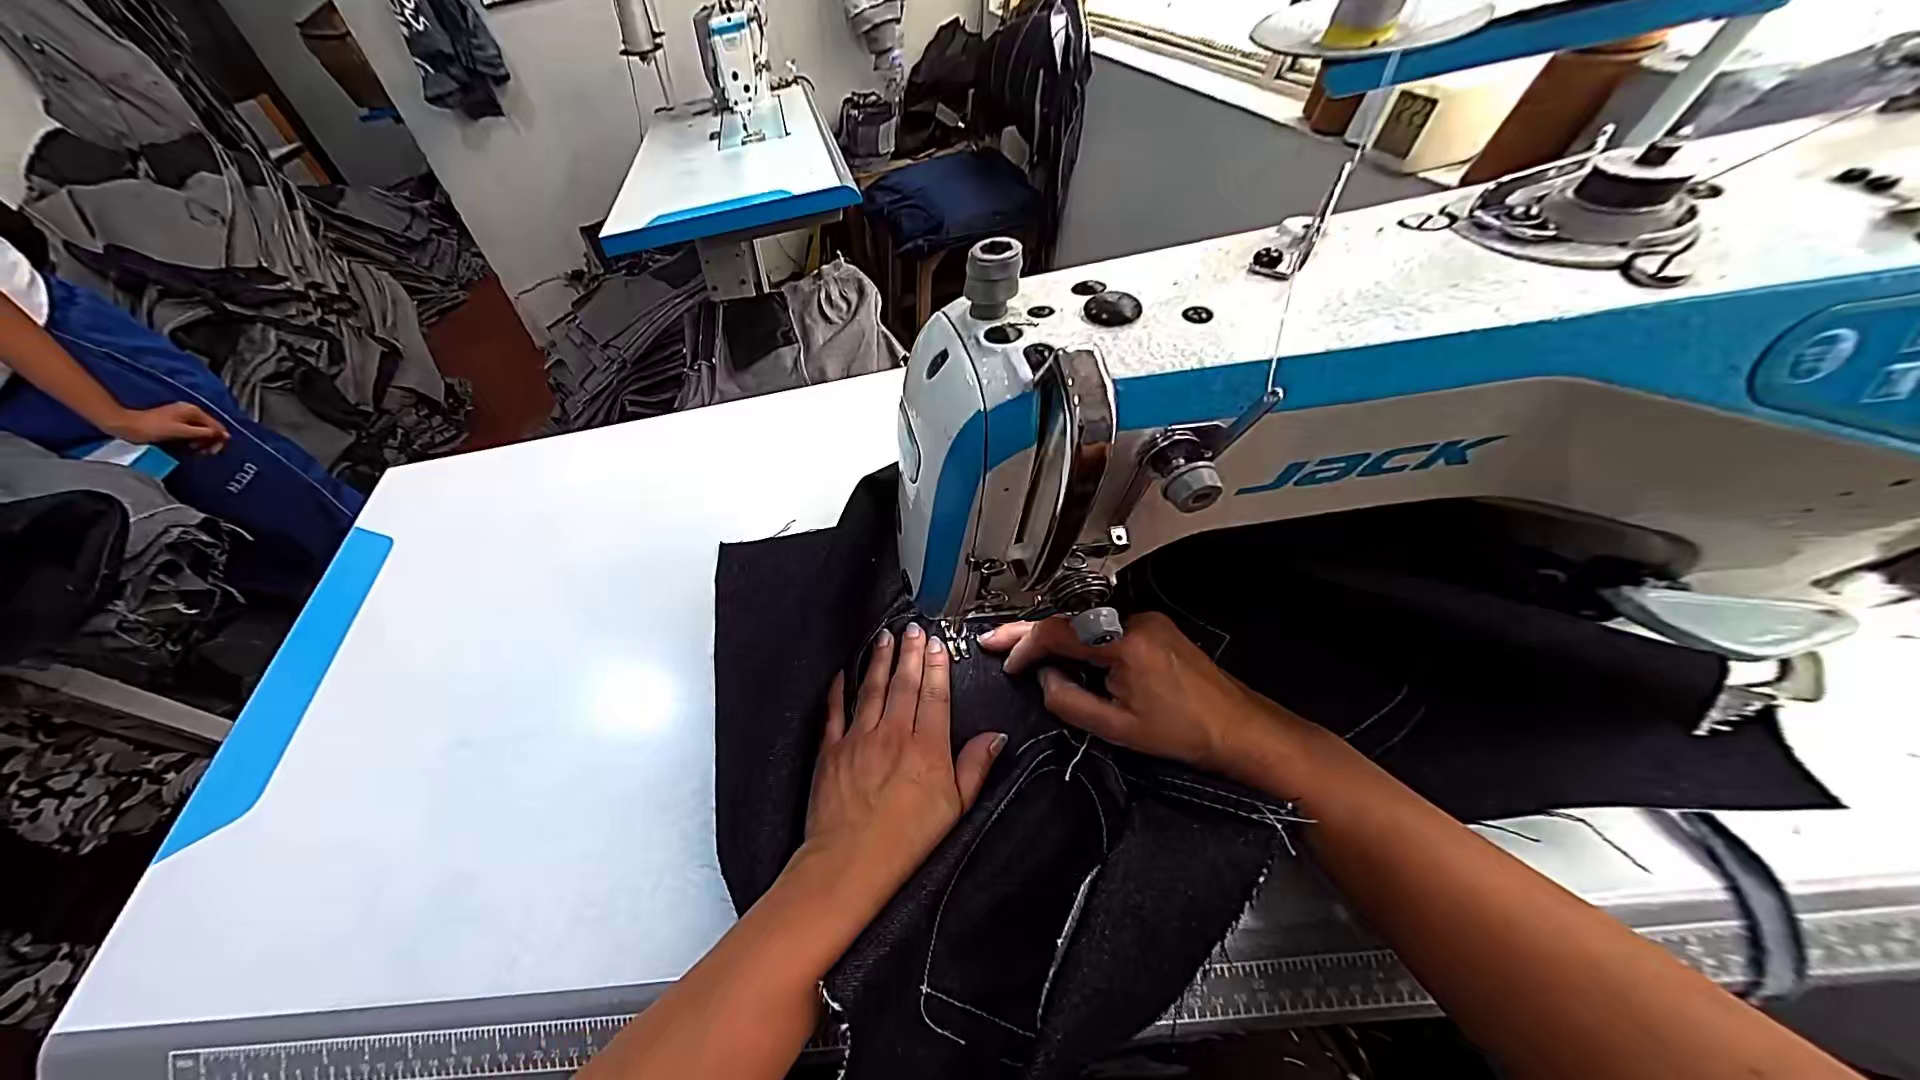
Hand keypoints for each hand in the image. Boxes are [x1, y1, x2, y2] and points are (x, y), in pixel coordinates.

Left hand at [104, 403, 228, 453]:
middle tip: (205, 452)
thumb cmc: (151, 428)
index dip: (219, 439)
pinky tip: (189, 445)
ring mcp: (182, 415)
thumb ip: (204, 432)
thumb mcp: (181, 431)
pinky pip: (193, 430)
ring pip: (202, 430)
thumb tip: (224, 435)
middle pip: (211, 428)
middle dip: (210, 441)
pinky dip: (193, 439)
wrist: (123, 425)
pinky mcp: (175, 421)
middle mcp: (190, 411)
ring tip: (195, 450)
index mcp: (193, 411)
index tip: (213, 451)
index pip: (217, 426)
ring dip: (202, 441)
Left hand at [799, 623, 1006, 900]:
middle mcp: (894, 735)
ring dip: (881, 661)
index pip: (935, 696)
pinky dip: (839, 689)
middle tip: (913, 630)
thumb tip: (995, 739)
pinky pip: (835, 711)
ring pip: (873, 689)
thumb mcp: (955, 808)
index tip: (937, 646)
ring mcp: (860, 739)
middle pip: (905, 684)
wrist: (850, 862)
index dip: (937, 667)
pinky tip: (845, 673)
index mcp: (926, 748)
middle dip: (910, 653)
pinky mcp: (832, 750)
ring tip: (885, 638)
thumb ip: (975, 767)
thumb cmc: (905, 842)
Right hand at [979, 612, 1317, 782]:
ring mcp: (1147, 622)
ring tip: (1025, 650)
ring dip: (1054, 636)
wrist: (1239, 729)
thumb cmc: (1189, 731)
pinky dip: (1080, 639)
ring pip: (1085, 623)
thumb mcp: (1117, 728)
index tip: (1009, 660)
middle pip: (1068, 621)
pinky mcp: (1153, 628)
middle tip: (998, 640)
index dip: (1025, 646)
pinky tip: (1065, 655)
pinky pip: (1104, 628)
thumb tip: (1044, 682)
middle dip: (1028, 632)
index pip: (1058, 633)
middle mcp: (1136, 623)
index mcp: (1124, 644)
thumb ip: (1069, 702)